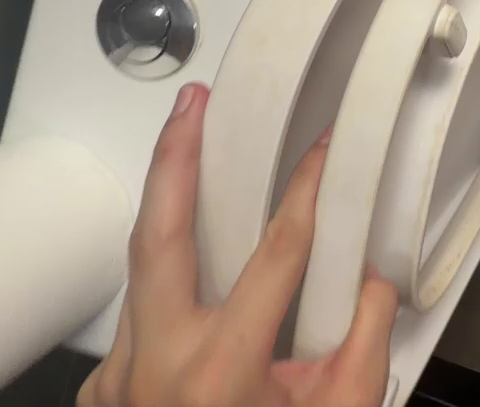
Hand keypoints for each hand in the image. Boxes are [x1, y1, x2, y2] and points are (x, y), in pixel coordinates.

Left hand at [79, 83, 398, 406]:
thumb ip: (365, 334)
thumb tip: (369, 275)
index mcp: (219, 368)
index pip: (277, 248)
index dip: (308, 186)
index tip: (326, 144)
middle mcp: (154, 364)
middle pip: (159, 236)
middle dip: (175, 159)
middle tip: (191, 102)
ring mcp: (119, 379)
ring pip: (142, 270)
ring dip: (169, 206)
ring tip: (188, 148)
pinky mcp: (110, 389)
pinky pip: (142, 317)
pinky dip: (173, 280)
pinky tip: (198, 274)